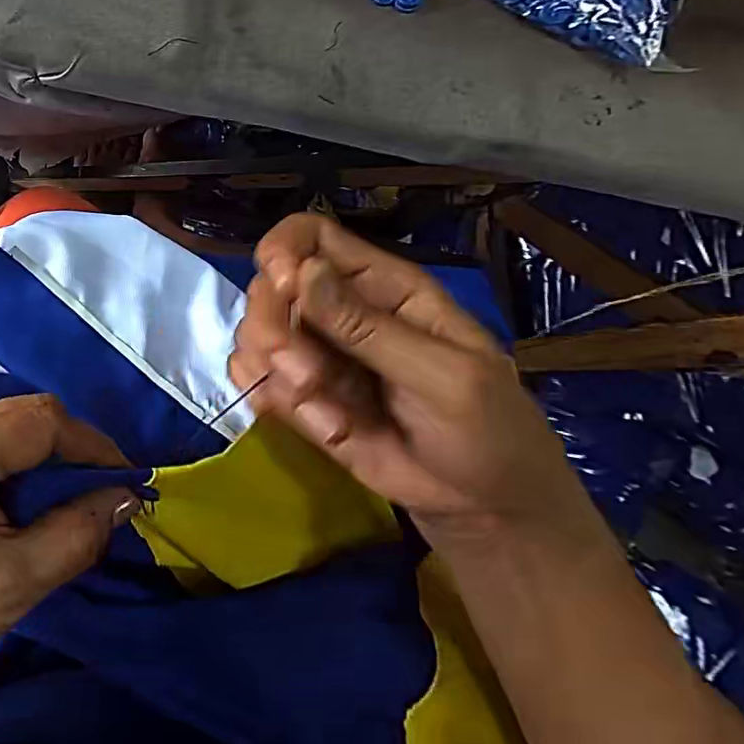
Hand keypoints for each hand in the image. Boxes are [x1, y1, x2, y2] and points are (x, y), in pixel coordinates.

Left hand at [0, 394, 141, 702]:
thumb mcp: (19, 578)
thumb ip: (81, 531)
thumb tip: (127, 497)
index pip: (51, 423)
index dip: (98, 450)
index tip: (131, 485)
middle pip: (41, 417)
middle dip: (81, 454)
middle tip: (108, 494)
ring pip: (29, 427)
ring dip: (63, 460)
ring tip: (84, 499)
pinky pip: (12, 442)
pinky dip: (41, 465)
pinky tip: (49, 500)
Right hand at [230, 214, 588, 548]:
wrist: (485, 507)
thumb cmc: (488, 428)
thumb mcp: (442, 375)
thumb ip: (369, 328)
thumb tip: (302, 269)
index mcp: (385, 286)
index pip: (313, 236)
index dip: (285, 249)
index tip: (281, 286)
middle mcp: (342, 310)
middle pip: (272, 283)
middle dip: (273, 325)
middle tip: (306, 375)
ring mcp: (319, 354)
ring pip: (255, 330)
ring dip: (273, 368)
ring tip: (321, 407)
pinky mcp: (304, 397)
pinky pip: (256, 378)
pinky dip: (270, 398)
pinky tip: (317, 424)